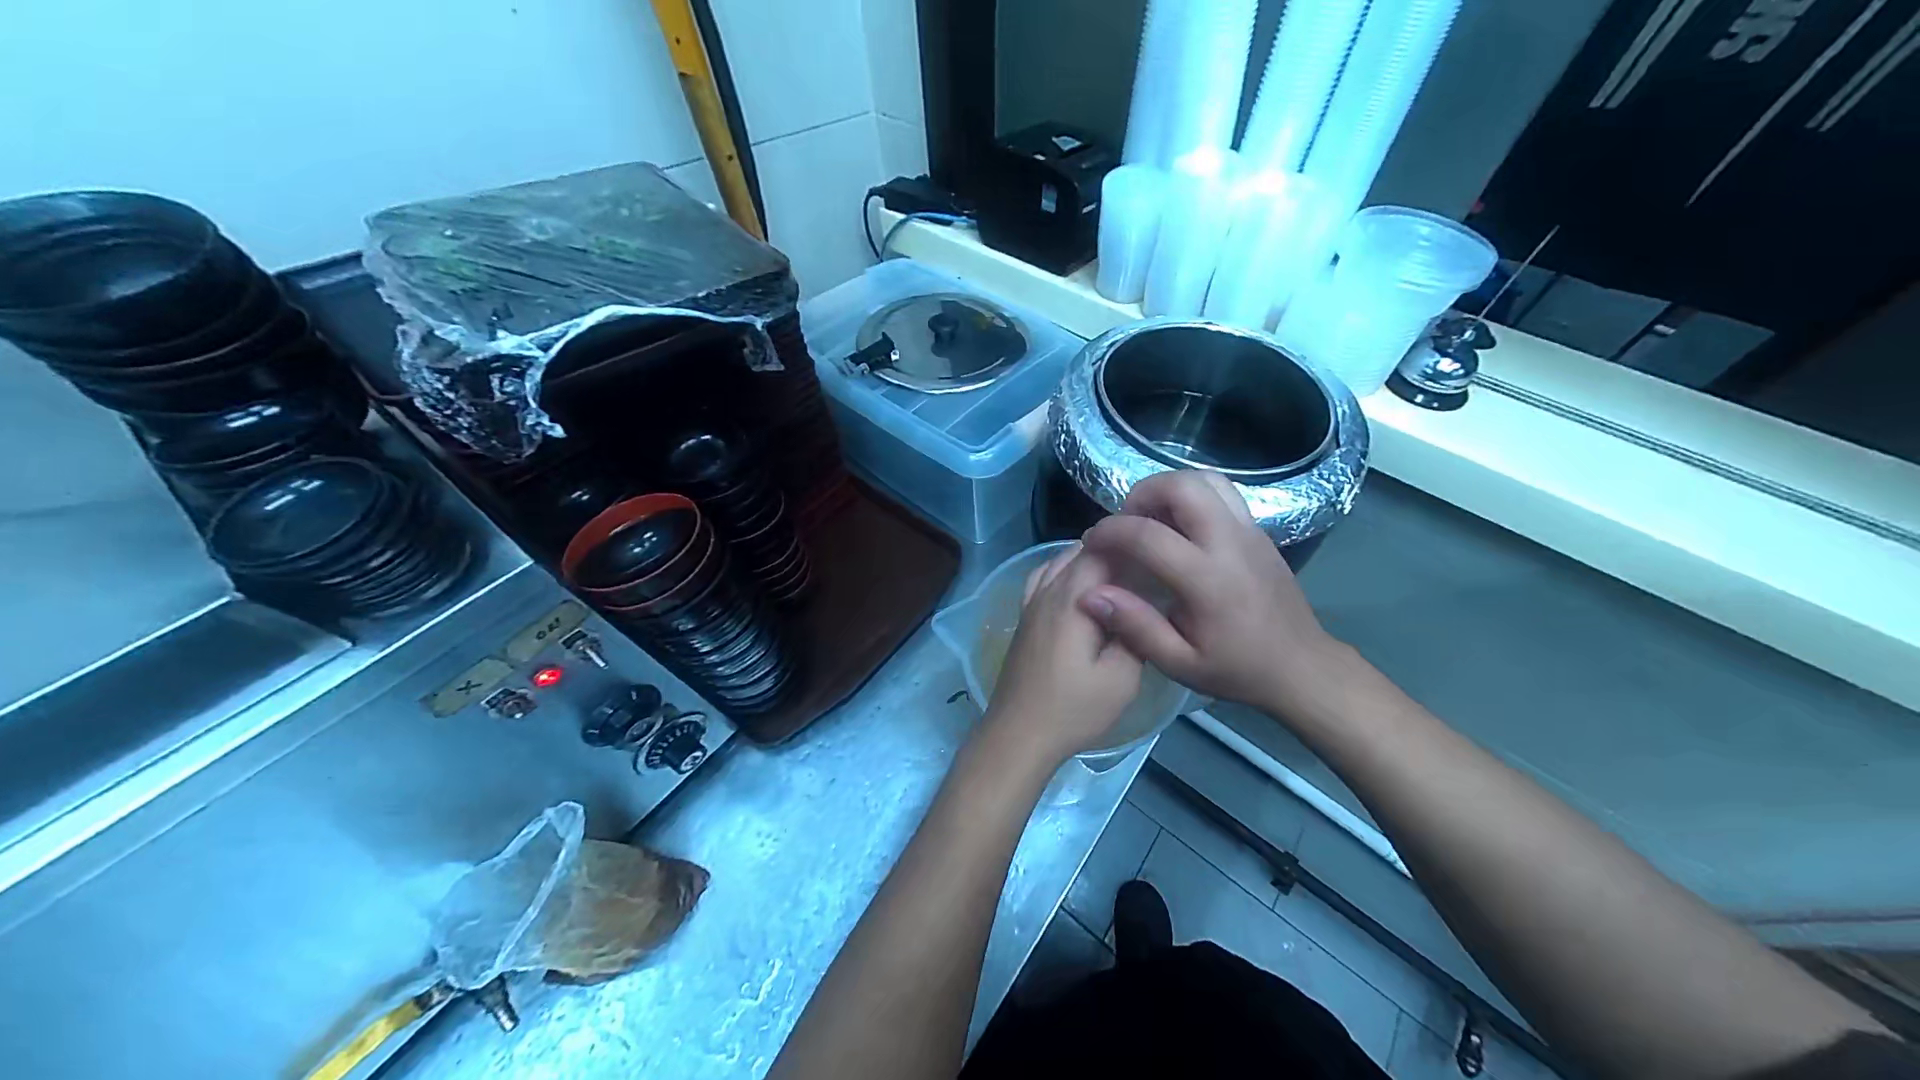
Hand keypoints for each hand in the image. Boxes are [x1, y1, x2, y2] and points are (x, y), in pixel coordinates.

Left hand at [977, 545, 1143, 767]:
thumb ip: (1136, 634)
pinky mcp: (1024, 618)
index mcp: (1072, 599)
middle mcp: (1047, 591)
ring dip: (1089, 558)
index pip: (1102, 551)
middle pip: (1080, 552)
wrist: (1018, 733)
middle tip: (1149, 563)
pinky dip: (1064, 570)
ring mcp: (1030, 603)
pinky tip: (1080, 586)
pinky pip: (1044, 577)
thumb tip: (1143, 607)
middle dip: (1114, 549)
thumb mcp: (1121, 679)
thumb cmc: (1073, 709)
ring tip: (1121, 571)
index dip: (1133, 544)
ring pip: (1059, 561)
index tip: (1160, 552)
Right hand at [1077, 470, 1348, 718]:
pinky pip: (1221, 493)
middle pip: (1182, 486)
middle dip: (1142, 494)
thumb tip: (1091, 593)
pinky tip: (1178, 529)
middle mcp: (1230, 543)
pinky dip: (1191, 497)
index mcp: (1208, 580)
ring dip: (1169, 489)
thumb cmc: (1236, 670)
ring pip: (1206, 480)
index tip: (1092, 544)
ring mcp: (1249, 531)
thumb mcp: (1179, 663)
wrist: (1301, 667)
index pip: (1148, 534)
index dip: (1110, 532)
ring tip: (1151, 520)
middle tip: (1126, 524)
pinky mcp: (1258, 530)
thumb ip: (1134, 626)